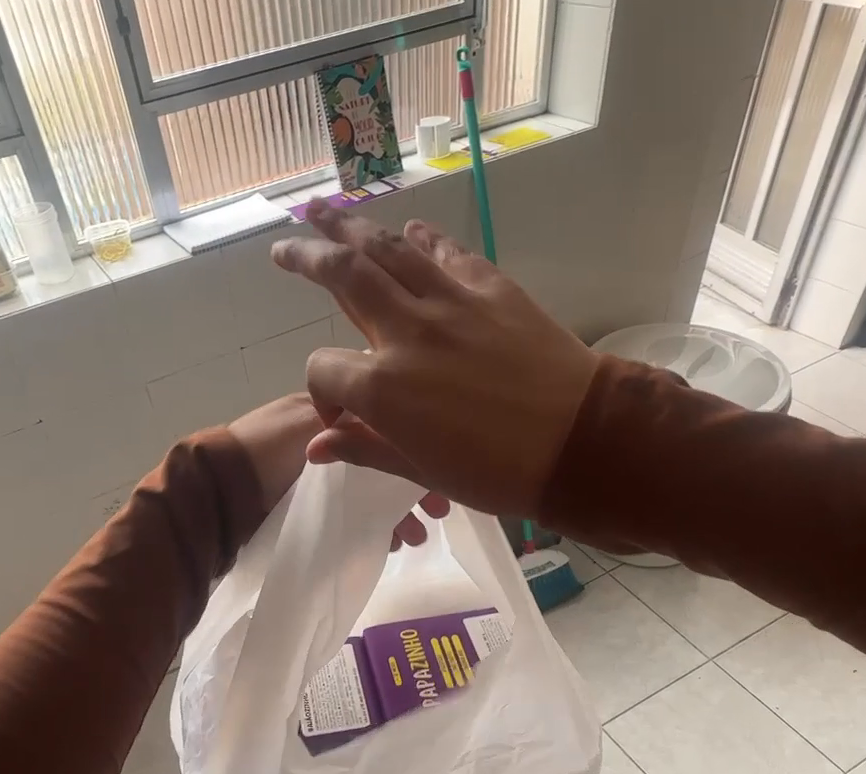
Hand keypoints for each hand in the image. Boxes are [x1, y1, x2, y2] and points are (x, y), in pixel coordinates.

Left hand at [225, 393, 449, 547]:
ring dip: (395, 510)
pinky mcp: (305, 506)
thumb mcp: (316, 423)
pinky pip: (350, 512)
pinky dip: (371, 524)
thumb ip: (356, 423)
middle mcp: (326, 439)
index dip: (414, 447)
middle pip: (381, 460)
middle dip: (410, 485)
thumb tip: (398, 429)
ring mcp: (315, 475)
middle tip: (438, 514)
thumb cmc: (268, 451)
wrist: (217, 492)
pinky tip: (388, 542)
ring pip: (368, 490)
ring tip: (415, 538)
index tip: (443, 473)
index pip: (384, 425)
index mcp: (328, 410)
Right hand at [269, 200, 600, 518]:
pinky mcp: (491, 288)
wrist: (580, 443)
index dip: (322, 393)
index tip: (340, 417)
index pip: (324, 370)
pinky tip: (411, 230)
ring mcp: (450, 303)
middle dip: (306, 256)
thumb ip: (364, 449)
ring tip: (325, 209)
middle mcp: (406, 331)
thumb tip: (316, 447)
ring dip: (351, 225)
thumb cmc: (496, 472)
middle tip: (285, 244)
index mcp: (381, 387)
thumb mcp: (422, 471)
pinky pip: (447, 253)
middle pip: (342, 276)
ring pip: (389, 249)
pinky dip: (425, 239)